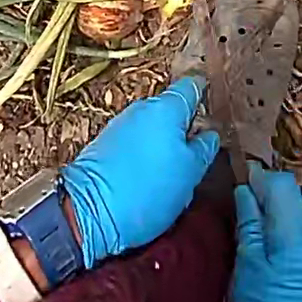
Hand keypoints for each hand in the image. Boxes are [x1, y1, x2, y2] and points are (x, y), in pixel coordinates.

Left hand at [61, 77, 219, 267]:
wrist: (86, 214)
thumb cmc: (146, 190)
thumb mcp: (191, 173)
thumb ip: (205, 148)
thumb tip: (210, 135)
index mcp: (167, 107)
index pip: (193, 86)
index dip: (207, 96)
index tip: (216, 112)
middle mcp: (143, 108)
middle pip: (173, 108)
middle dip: (186, 126)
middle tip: (197, 151)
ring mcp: (121, 124)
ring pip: (154, 126)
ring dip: (165, 142)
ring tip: (172, 171)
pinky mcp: (104, 144)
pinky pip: (135, 141)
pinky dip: (145, 153)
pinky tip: (148, 177)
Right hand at [230, 165, 301, 301]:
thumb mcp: (248, 270)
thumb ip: (249, 225)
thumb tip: (245, 190)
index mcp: (297, 231)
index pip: (281, 182)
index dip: (257, 176)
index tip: (233, 181)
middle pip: (288, 199)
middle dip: (261, 199)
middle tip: (234, 212)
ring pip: (291, 221)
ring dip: (268, 221)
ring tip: (243, 237)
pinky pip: (296, 243)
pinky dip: (277, 241)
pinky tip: (260, 260)